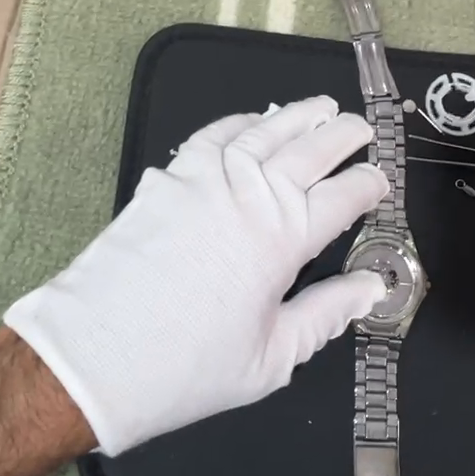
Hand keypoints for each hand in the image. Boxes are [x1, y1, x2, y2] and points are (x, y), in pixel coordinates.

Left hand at [5, 96, 388, 454]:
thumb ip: (328, 314)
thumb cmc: (186, 368)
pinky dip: (239, 123)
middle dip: (343, 134)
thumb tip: (370, 288)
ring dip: (298, 115)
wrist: (93, 356)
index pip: (343, 197)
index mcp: (283, 240)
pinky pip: (212, 135)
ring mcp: (206, 179)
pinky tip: (251, 123)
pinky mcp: (169, 178)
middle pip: (310, 150)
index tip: (381, 180)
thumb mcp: (272, 359)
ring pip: (264, 130)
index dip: (369, 184)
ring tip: (320, 107)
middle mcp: (251, 197)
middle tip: (361, 126)